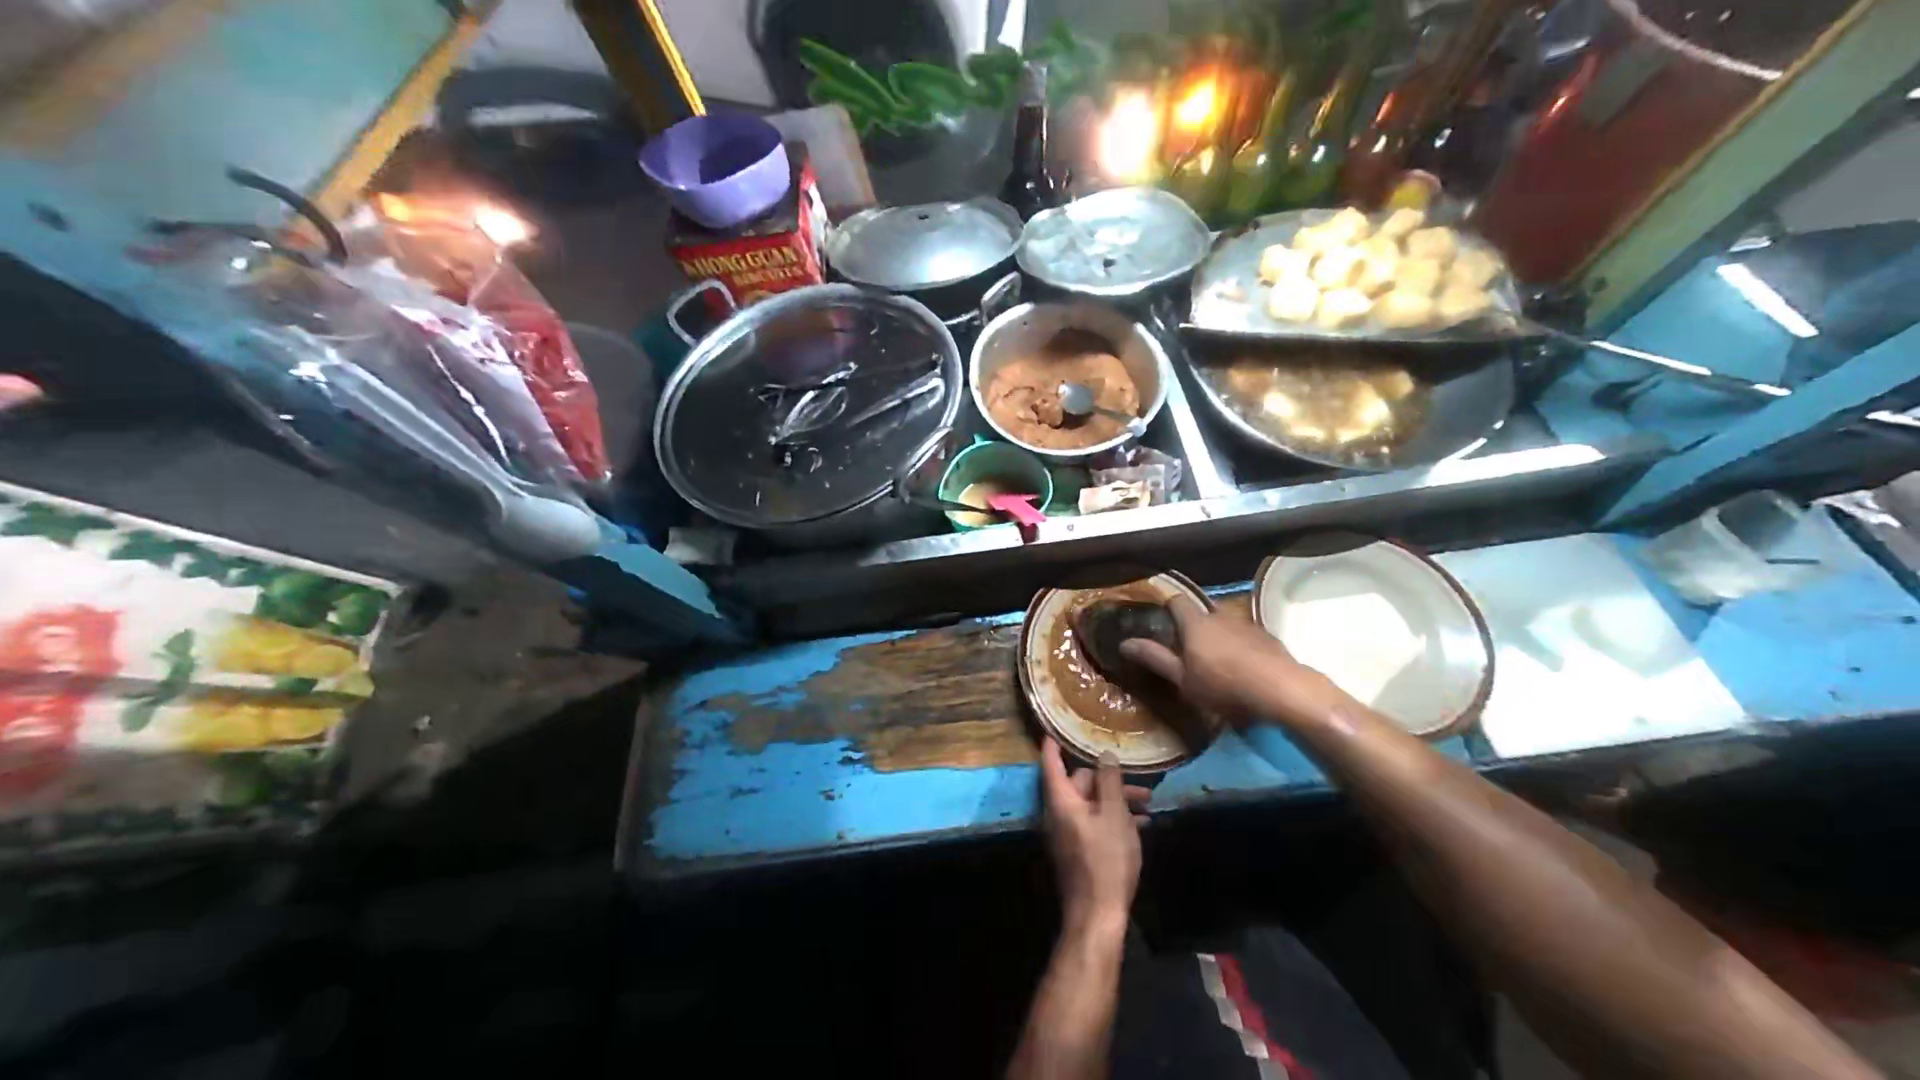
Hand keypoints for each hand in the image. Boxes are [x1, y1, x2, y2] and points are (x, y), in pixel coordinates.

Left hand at [1039, 738, 1149, 930]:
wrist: (1097, 914)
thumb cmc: (1106, 860)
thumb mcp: (1114, 815)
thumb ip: (1109, 782)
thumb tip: (1104, 754)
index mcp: (1060, 800)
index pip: (1052, 762)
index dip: (1054, 743)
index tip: (1056, 726)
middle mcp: (1057, 813)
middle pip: (1078, 783)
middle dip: (1108, 779)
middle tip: (1141, 785)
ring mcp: (1065, 833)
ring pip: (1090, 804)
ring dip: (1115, 801)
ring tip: (1148, 805)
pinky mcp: (1076, 850)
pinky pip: (1092, 823)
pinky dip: (1112, 819)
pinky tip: (1140, 825)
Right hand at [1118, 595, 1337, 726]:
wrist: (1283, 691)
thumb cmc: (1224, 685)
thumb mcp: (1183, 679)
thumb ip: (1155, 658)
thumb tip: (1124, 642)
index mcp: (1196, 623)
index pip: (1176, 601)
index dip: (1167, 607)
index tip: (1160, 619)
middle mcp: (1220, 616)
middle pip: (1202, 611)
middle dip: (1193, 624)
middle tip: (1186, 647)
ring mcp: (1247, 624)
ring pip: (1225, 623)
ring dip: (1217, 635)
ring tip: (1214, 659)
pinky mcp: (1268, 637)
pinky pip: (1245, 635)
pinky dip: (1238, 645)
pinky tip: (1240, 667)